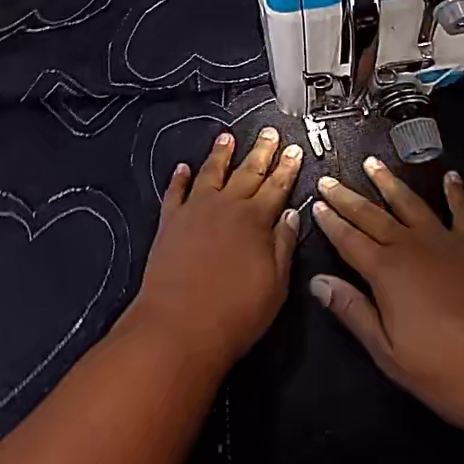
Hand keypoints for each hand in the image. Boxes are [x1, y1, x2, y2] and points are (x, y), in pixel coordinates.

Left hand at [128, 128, 303, 368]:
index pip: (278, 186)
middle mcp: (227, 206)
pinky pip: (175, 193)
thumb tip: (292, 214)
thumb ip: (284, 244)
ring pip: (212, 173)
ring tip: (227, 137)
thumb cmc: (235, 312)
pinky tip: (182, 167)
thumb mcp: (276, 283)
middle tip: (270, 133)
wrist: (177, 329)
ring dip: (221, 154)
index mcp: (256, 219)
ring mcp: (195, 211)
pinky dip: (179, 178)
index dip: (288, 167)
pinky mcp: (169, 224)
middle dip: (262, 151)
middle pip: (248, 171)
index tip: (294, 150)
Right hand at [309, 158, 463, 434]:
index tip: (317, 204)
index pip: (350, 240)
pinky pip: (463, 210)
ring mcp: (447, 242)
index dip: (331, 222)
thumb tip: (319, 282)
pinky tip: (450, 177)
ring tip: (373, 164)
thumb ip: (353, 311)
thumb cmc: (446, 371)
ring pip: (411, 203)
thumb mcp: (388, 352)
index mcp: (388, 272)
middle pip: (374, 215)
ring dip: (390, 183)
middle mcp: (414, 247)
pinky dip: (456, 192)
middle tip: (331, 180)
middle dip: (349, 197)